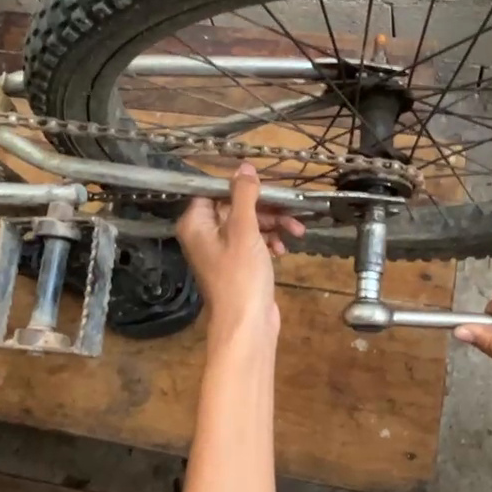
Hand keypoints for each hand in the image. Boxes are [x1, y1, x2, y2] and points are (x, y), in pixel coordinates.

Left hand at [175, 164, 305, 337]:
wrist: (248, 325)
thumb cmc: (241, 276)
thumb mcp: (244, 230)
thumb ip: (244, 195)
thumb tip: (244, 167)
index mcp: (195, 223)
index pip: (214, 190)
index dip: (240, 185)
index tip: (266, 183)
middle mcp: (204, 234)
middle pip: (234, 206)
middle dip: (265, 207)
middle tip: (289, 208)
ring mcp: (221, 250)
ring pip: (248, 223)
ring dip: (272, 224)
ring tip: (295, 230)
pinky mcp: (237, 263)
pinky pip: (253, 241)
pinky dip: (269, 241)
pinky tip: (283, 248)